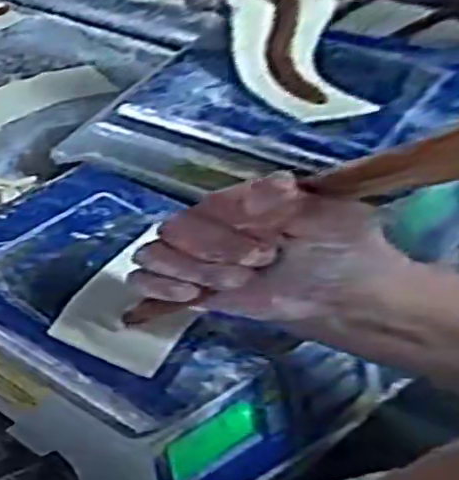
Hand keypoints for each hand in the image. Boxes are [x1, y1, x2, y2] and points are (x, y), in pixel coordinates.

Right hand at [128, 173, 408, 322]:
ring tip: (233, 283)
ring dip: (188, 271)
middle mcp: (201, 224)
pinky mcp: (171, 283)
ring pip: (150, 255)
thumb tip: (271, 183)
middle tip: (256, 264)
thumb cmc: (340, 251)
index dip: (227, 225)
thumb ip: (299, 203)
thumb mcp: (336, 220)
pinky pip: (138, 280)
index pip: (205, 205)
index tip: (268, 245)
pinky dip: (159, 288)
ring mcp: (181, 254)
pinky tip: (192, 295)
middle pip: (171, 230)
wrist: (334, 296)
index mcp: (236, 202)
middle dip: (209, 251)